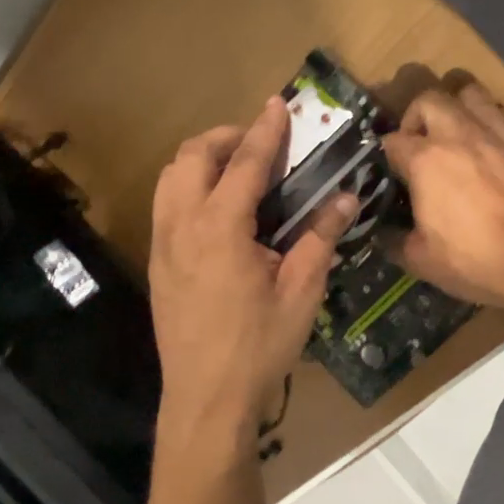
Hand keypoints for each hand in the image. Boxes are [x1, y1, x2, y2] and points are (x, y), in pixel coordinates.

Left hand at [150, 97, 356, 442]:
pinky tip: (217, 210)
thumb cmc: (258, 347)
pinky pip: (165, 205)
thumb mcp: (300, 292)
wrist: (206, 399)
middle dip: (224, 136)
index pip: (243, 163)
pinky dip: (188, 187)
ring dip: (201, 159)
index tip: (279, 104)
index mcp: (219, 228)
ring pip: (170, 178)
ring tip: (236, 169)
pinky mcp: (157, 265)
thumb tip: (346, 199)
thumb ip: (319, 238)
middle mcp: (181, 226)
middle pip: (192, 157)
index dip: (265, 131)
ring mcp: (162, 245)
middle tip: (260, 142)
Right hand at [381, 85, 503, 310]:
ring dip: (456, 106)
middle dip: (417, 117)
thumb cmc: (471, 261)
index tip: (391, 174)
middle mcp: (457, 134)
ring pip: (469, 91)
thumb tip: (383, 234)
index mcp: (425, 159)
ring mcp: (494, 133)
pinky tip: (488, 143)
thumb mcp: (419, 260)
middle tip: (420, 145)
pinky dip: (490, 120)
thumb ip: (394, 240)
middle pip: (428, 99)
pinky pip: (503, 112)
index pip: (393, 141)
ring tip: (455, 132)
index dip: (388, 157)